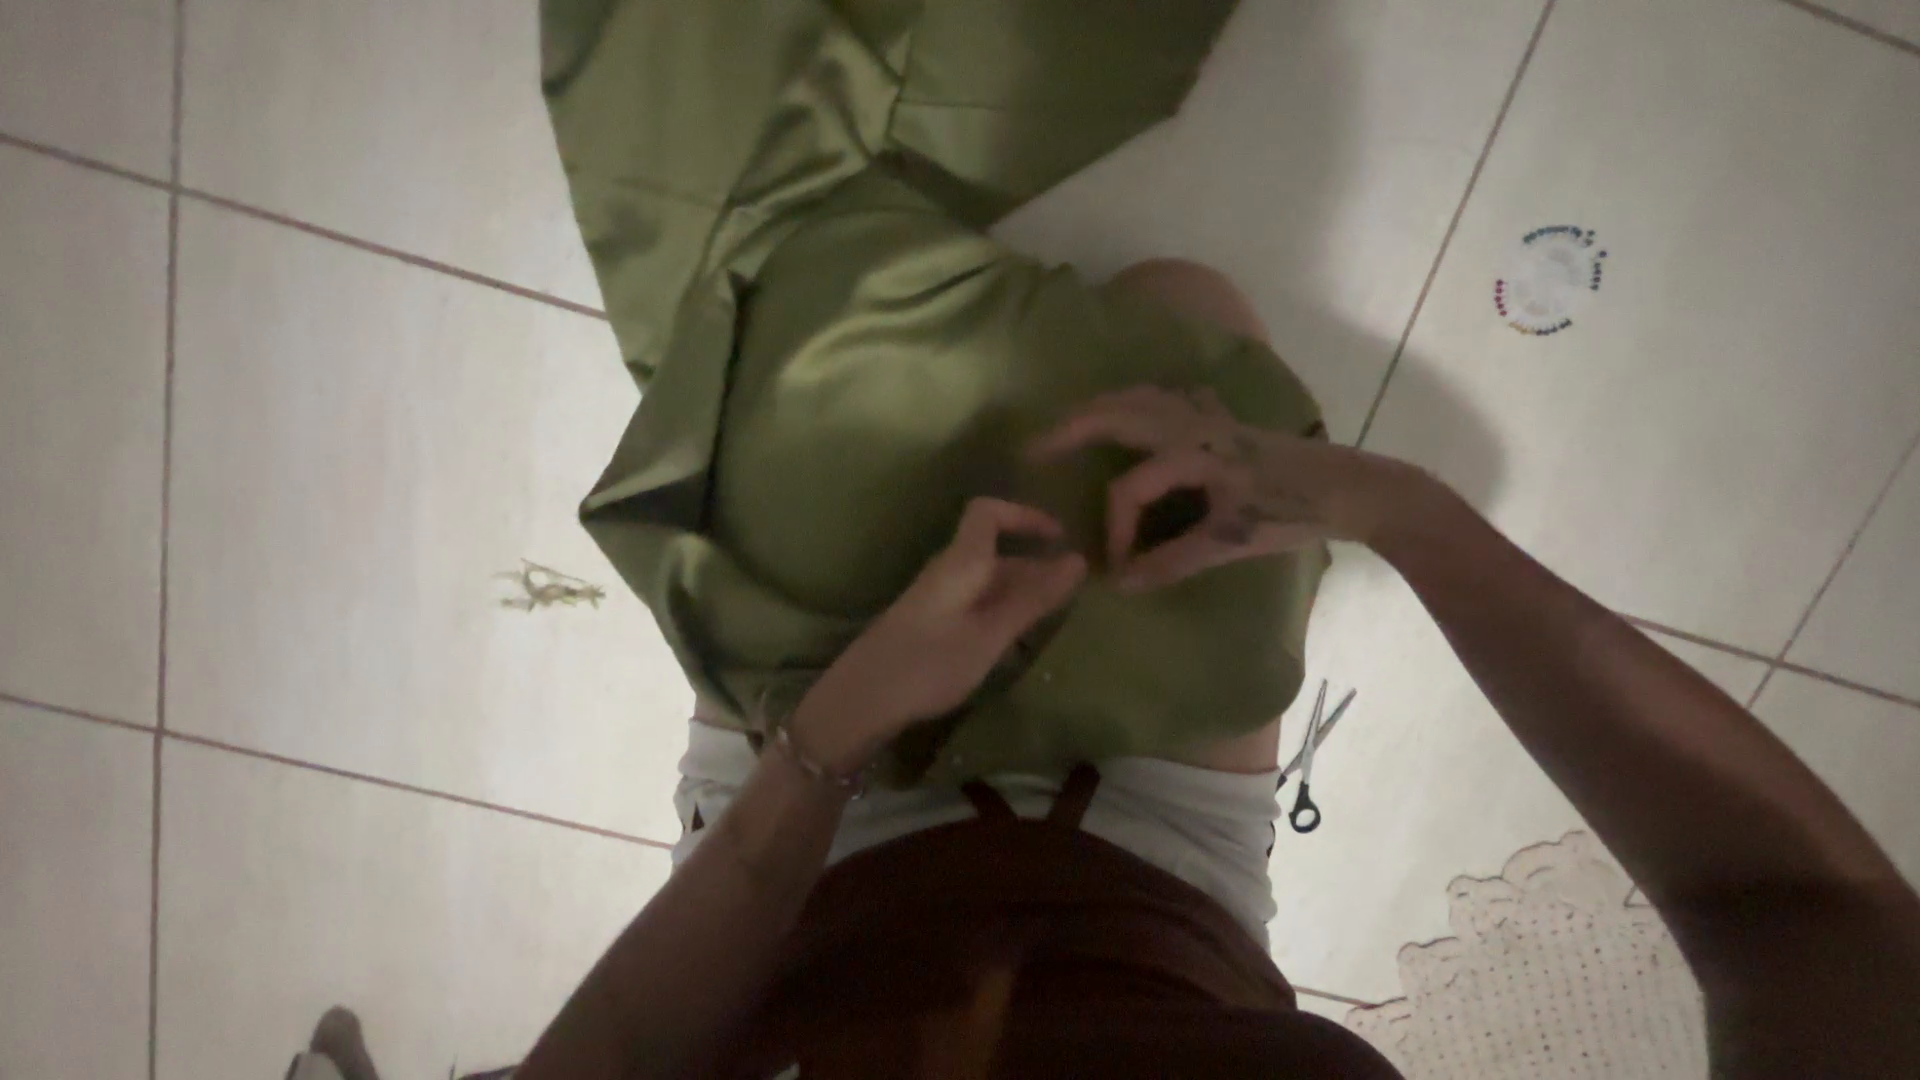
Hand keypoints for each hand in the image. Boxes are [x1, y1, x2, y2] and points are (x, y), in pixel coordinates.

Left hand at [789, 498, 1087, 771]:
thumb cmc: (929, 663)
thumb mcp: (990, 634)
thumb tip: (1077, 560)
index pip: (988, 512)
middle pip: (993, 552)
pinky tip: (1013, 642)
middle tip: (1073, 594)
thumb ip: (1032, 599)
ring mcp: (934, 599)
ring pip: (985, 581)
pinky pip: (973, 604)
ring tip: (1053, 620)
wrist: (861, 701)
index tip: (1059, 538)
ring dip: (1019, 593)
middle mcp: (946, 571)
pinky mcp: (927, 624)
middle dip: (1033, 566)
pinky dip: (1000, 613)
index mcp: (960, 562)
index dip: (1024, 515)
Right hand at [1029, 385, 1416, 591]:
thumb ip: (1172, 562)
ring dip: (1100, 408)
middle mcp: (1191, 425)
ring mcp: (1207, 415)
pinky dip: (1143, 400)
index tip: (1114, 568)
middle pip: (1116, 413)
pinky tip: (1139, 413)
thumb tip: (1121, 584)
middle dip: (1070, 428)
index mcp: (1192, 454)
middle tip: (1033, 446)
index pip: (1129, 489)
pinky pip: (1170, 397)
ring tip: (1070, 426)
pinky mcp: (1223, 418)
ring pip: (1140, 397)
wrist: (1353, 487)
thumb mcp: (1230, 544)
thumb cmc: (1292, 515)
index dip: (1114, 531)